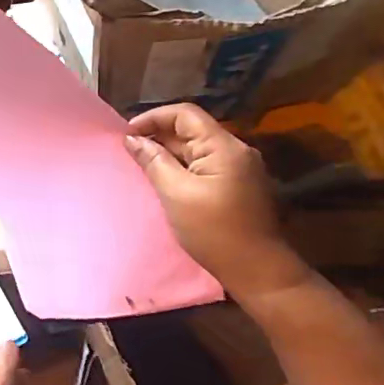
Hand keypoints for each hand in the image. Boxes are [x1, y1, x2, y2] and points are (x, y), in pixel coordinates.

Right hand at [125, 103, 310, 298]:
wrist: (257, 270)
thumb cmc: (214, 231)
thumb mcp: (176, 193)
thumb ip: (154, 161)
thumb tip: (133, 139)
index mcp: (224, 147)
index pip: (185, 114)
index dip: (153, 118)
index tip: (126, 134)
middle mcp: (235, 151)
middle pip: (191, 130)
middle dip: (158, 135)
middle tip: (128, 151)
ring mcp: (239, 169)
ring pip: (197, 148)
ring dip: (168, 152)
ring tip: (141, 165)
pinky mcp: (237, 185)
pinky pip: (204, 165)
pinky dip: (181, 166)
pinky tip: (164, 180)